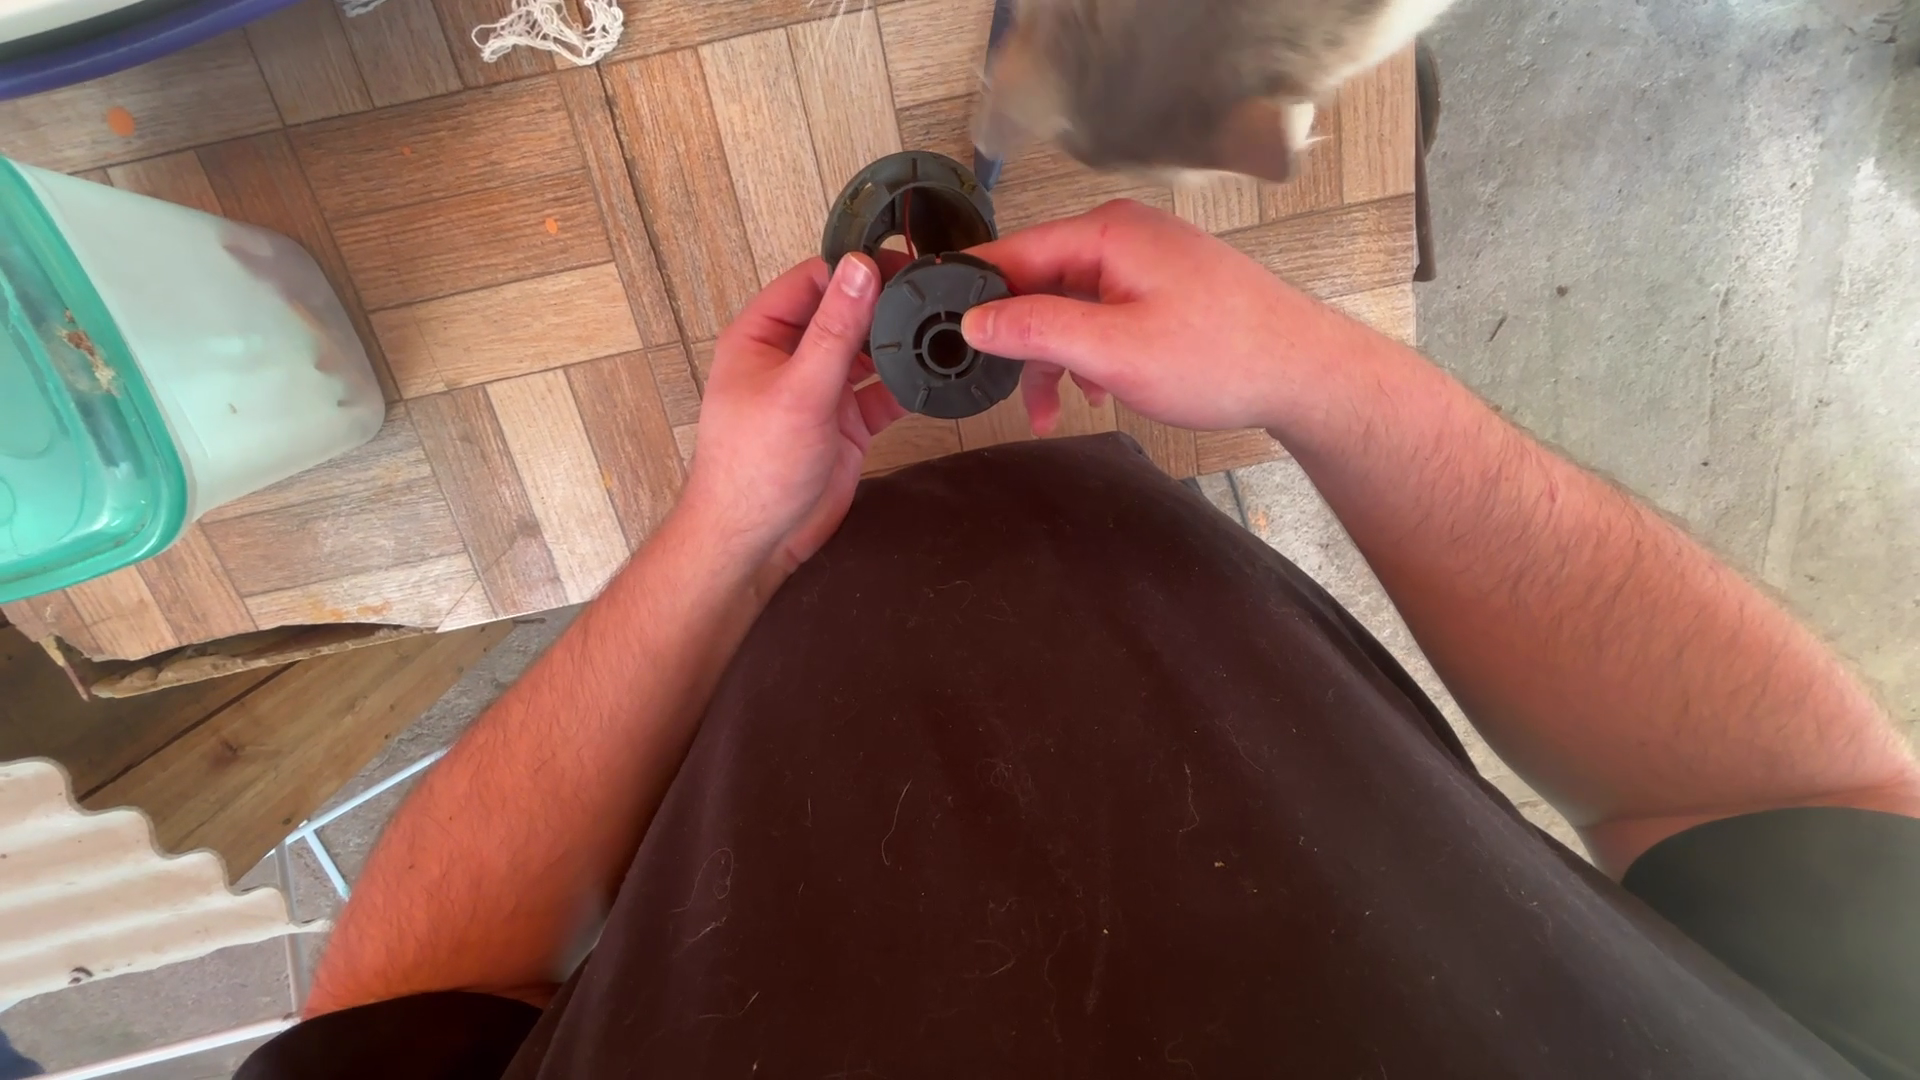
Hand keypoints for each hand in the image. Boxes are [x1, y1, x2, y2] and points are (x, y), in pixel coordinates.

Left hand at [677, 254, 905, 581]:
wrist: (759, 539)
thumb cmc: (755, 467)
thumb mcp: (799, 389)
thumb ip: (834, 330)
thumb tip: (860, 270)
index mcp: (764, 335)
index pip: (814, 282)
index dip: (856, 271)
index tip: (902, 266)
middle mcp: (793, 358)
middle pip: (846, 316)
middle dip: (886, 309)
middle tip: (934, 299)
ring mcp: (822, 392)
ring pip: (868, 355)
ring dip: (900, 348)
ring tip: (942, 335)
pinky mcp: (846, 424)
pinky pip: (881, 395)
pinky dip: (906, 389)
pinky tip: (934, 381)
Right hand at [961, 199, 1373, 436]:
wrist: (1302, 374)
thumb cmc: (1220, 357)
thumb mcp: (1112, 350)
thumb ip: (1037, 330)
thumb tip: (975, 320)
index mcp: (1108, 235)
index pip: (1015, 252)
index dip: (973, 290)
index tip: (939, 323)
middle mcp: (1123, 237)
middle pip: (1040, 283)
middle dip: (1020, 341)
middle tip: (1000, 387)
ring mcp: (1144, 264)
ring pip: (1070, 308)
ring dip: (1054, 360)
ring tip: (1048, 412)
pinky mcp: (1159, 291)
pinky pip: (1101, 318)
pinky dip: (1087, 356)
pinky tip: (1091, 392)